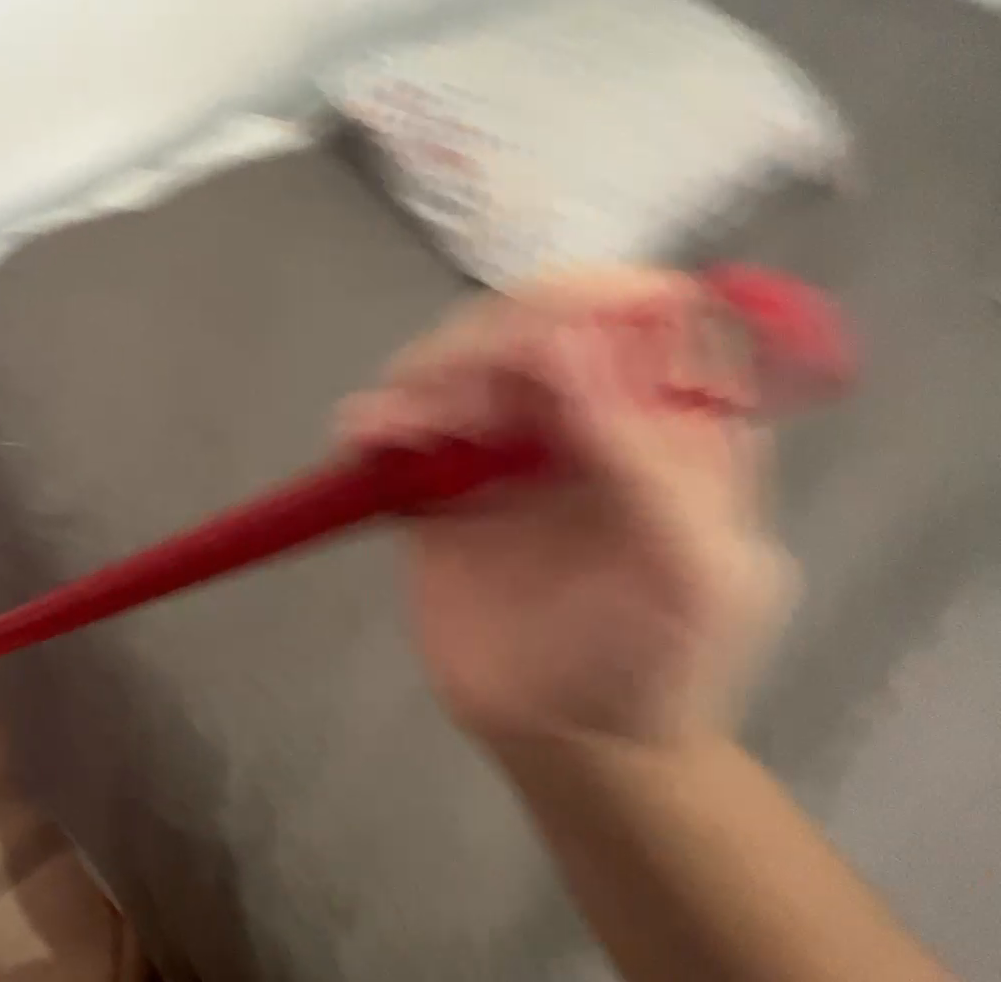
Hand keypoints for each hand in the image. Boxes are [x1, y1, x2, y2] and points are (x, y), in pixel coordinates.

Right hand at [338, 272, 794, 748]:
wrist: (562, 738)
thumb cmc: (652, 668)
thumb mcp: (689, 575)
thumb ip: (646, 460)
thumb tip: (569, 342)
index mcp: (670, 423)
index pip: (637, 313)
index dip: (581, 309)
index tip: (530, 352)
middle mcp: (584, 415)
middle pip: (526, 326)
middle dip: (477, 351)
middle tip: (442, 408)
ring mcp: (505, 446)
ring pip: (455, 365)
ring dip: (417, 381)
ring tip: (389, 431)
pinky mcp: (439, 479)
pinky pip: (403, 424)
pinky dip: (375, 418)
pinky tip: (358, 435)